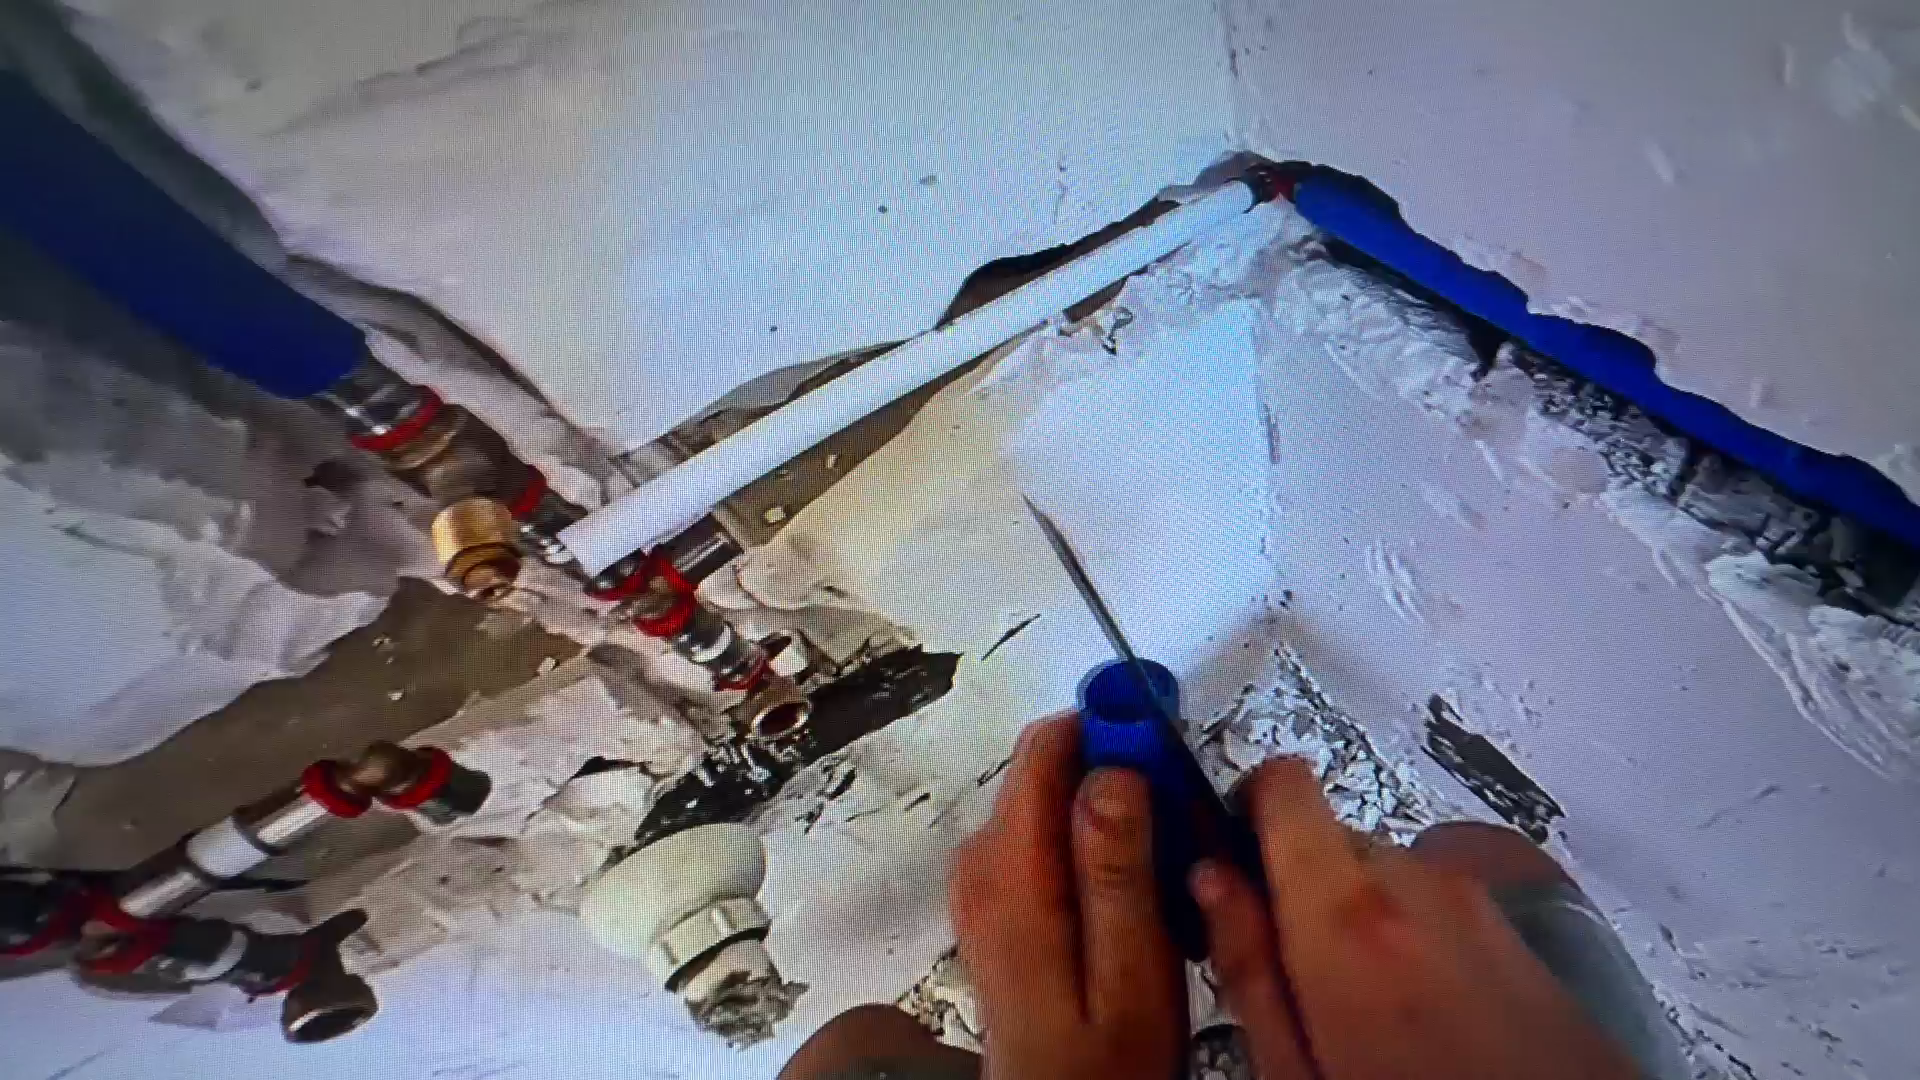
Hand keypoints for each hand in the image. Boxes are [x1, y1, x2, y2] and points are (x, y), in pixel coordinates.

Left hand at [950, 714, 1187, 1079]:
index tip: (1166, 747)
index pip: (1046, 747)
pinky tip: (1134, 881)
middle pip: (1050, 767)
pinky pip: (1049, 829)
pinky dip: (1095, 835)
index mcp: (1009, 865)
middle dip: (1119, 771)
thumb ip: (1116, 869)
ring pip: (1055, 795)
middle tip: (1181, 818)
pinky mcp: (999, 887)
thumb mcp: (1131, 972)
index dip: (1107, 729)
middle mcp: (983, 853)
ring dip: (1113, 805)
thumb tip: (1112, 770)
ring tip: (1167, 858)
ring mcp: (985, 869)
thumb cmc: (1104, 1061)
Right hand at [1190, 758, 1641, 1079]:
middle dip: (1303, 879)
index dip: (1249, 803)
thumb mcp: (1294, 1071)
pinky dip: (1413, 931)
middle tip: (1301, 965)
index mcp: (1347, 912)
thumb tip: (1209, 873)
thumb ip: (1245, 961)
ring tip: (1372, 1004)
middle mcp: (1415, 883)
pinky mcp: (1524, 933)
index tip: (1236, 856)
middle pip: (1329, 834)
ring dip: (1360, 909)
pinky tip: (1429, 1013)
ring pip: (1382, 869)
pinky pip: (1435, 900)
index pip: (1284, 783)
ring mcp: (1478, 904)